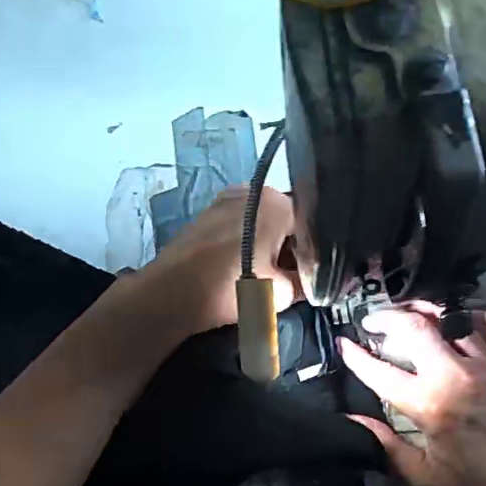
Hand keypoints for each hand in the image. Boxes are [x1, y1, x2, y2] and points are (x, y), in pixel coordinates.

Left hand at [133, 186, 298, 336]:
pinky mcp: (206, 215)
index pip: (310, 227)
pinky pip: (237, 227)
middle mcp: (253, 191)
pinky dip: (244, 244)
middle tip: (288, 279)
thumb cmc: (232, 286)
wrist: (172, 291)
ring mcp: (225, 200)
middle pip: (284, 221)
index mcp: (278, 202)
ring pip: (259, 224)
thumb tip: (311, 281)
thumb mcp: (280, 293)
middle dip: (289, 248)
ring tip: (263, 277)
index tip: (309, 277)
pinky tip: (240, 269)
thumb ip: (303, 283)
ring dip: (266, 246)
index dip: (312, 254)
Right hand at [338, 306, 485, 485]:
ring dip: (424, 311)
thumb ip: (386, 447)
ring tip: (408, 313)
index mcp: (429, 404)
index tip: (343, 345)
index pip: (381, 371)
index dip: (356, 356)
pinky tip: (456, 320)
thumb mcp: (423, 477)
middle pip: (414, 326)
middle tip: (372, 320)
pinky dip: (469, 315)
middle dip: (387, 317)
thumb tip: (353, 422)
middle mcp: (454, 374)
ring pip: (450, 317)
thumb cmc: (477, 484)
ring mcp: (485, 362)